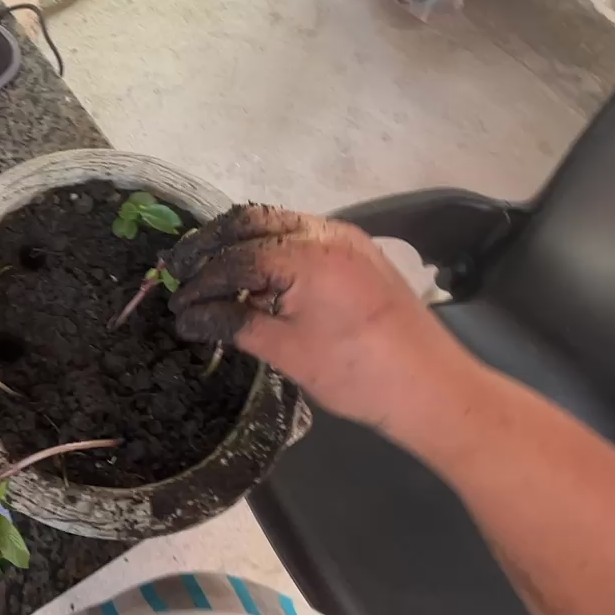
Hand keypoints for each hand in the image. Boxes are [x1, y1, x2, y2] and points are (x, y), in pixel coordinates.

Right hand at [165, 205, 483, 434]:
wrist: (437, 392)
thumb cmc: (359, 375)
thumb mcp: (287, 351)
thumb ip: (233, 322)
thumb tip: (188, 316)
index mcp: (308, 255)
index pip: (236, 260)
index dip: (200, 282)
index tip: (177, 305)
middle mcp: (324, 232)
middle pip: (249, 221)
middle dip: (210, 245)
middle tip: (180, 271)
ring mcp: (342, 237)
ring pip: (272, 223)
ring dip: (236, 243)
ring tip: (208, 272)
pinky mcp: (353, 250)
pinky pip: (295, 234)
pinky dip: (265, 249)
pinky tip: (250, 275)